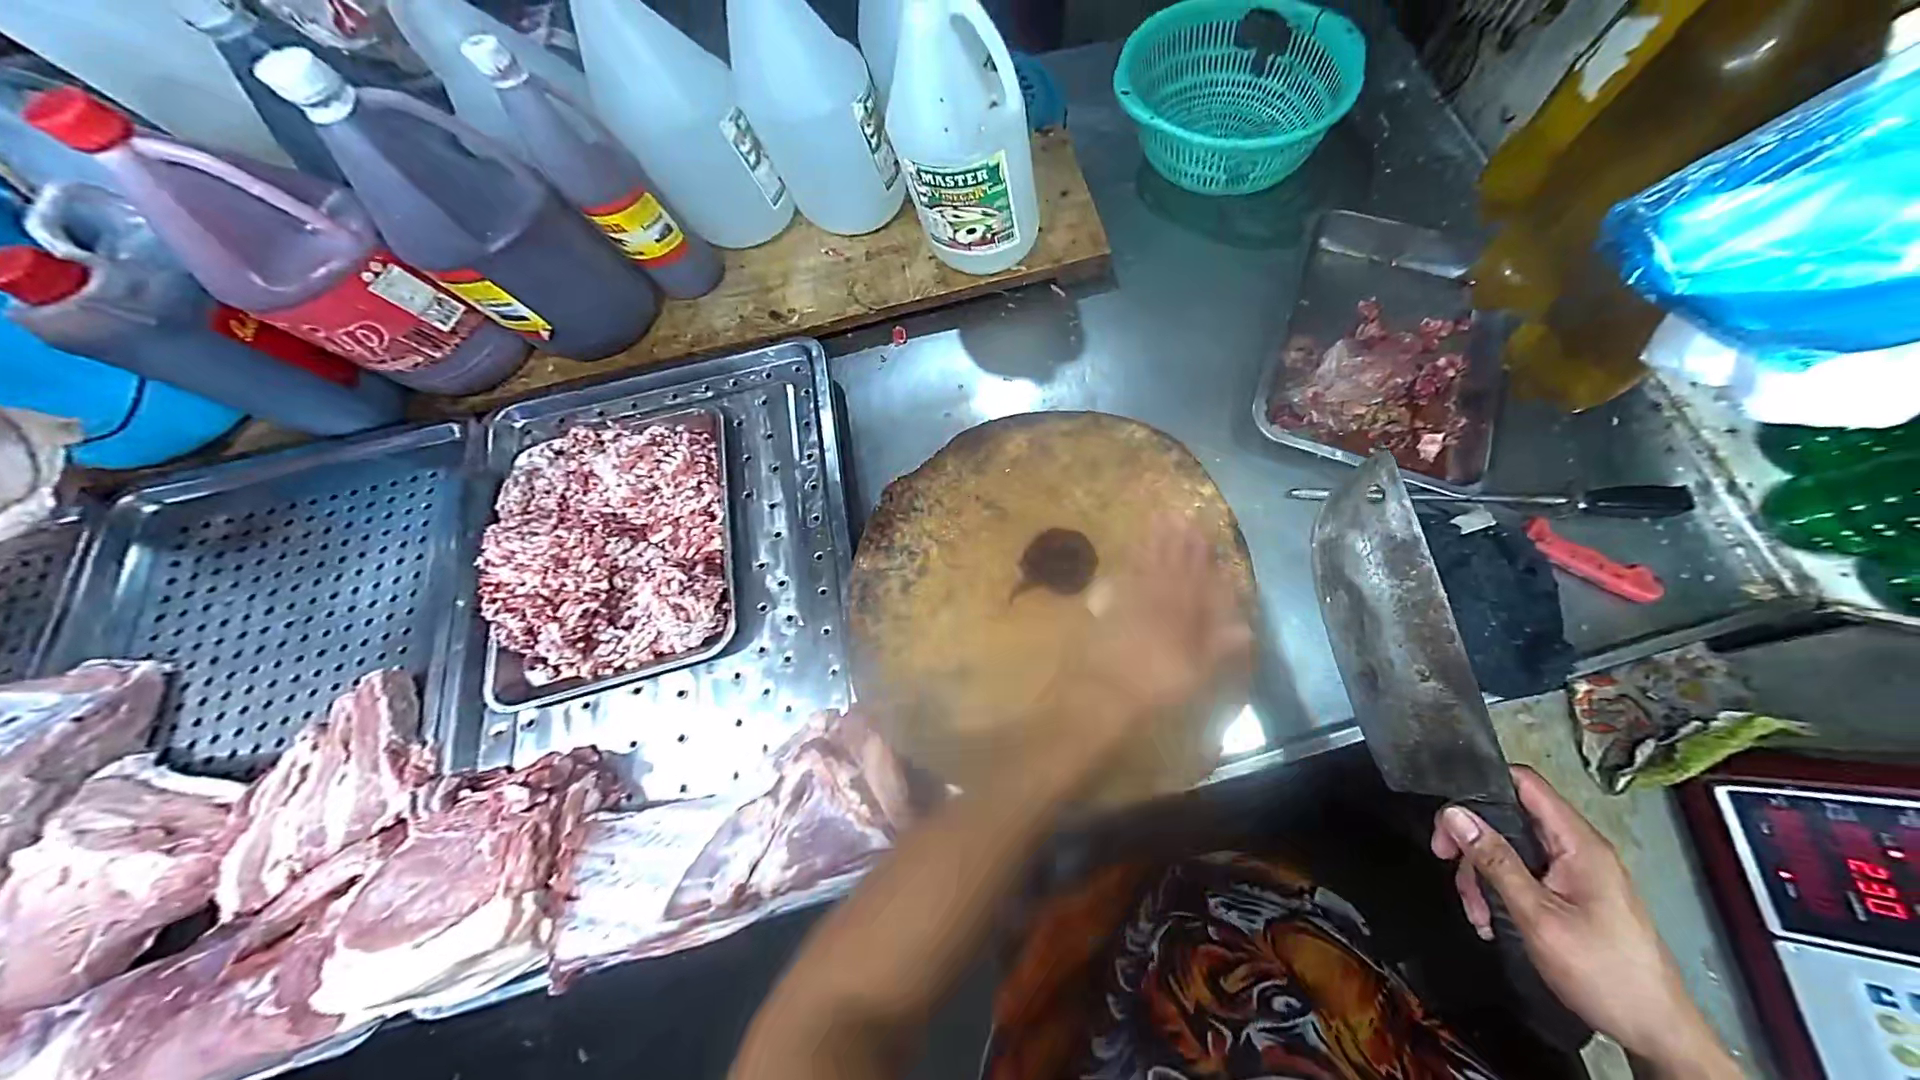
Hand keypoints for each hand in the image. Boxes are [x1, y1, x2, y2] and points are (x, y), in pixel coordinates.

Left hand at [1057, 515, 1252, 732]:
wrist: (1103, 689)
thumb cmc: (1154, 684)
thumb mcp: (1195, 671)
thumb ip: (1218, 646)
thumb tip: (1244, 628)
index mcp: (1182, 613)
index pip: (1195, 578)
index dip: (1199, 556)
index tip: (1202, 532)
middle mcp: (1157, 599)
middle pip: (1168, 564)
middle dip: (1175, 540)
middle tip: (1178, 515)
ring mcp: (1129, 600)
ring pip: (1145, 564)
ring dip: (1152, 542)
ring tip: (1158, 520)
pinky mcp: (1106, 606)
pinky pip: (1121, 576)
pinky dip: (1128, 562)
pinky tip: (1130, 551)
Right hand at [1431, 767, 1740, 1077]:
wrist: (1657, 1035)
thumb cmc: (1602, 971)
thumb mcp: (1538, 915)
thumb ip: (1495, 861)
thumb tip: (1453, 813)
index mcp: (1579, 844)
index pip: (1526, 783)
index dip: (1482, 784)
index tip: (1448, 814)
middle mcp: (1578, 850)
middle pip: (1508, 817)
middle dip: (1472, 840)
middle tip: (1445, 860)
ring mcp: (1575, 873)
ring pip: (1509, 849)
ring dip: (1482, 874)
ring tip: (1476, 911)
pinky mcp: (1570, 894)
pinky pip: (1523, 874)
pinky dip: (1499, 891)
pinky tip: (1491, 920)